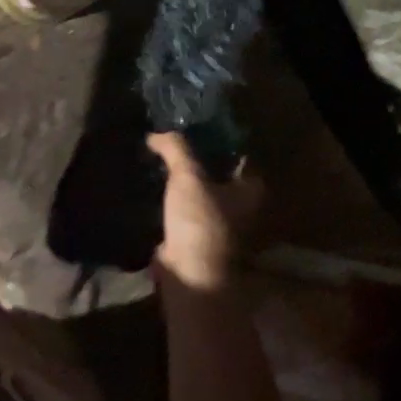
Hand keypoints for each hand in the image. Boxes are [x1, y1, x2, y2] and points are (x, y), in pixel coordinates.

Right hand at [149, 132, 263, 292]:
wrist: (190, 273)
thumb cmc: (200, 221)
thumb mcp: (188, 175)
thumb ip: (175, 148)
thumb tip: (156, 134)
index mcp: (251, 191)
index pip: (237, 155)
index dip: (215, 139)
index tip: (189, 127)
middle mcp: (241, 208)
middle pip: (216, 174)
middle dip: (194, 161)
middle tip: (167, 142)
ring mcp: (219, 226)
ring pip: (198, 194)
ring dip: (180, 183)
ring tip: (153, 162)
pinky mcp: (197, 239)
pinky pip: (183, 211)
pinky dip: (170, 202)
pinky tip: (149, 188)